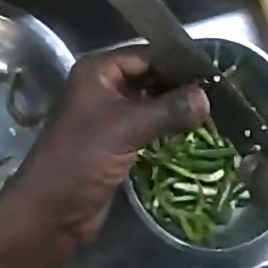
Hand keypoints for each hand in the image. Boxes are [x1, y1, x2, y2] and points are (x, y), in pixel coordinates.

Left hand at [4, 46, 208, 247]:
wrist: (50, 212)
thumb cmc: (81, 158)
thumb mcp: (126, 128)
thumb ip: (168, 110)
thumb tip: (206, 96)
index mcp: (97, 69)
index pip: (145, 54)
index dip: (176, 61)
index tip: (211, 69)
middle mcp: (102, 84)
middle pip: (148, 74)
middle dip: (178, 82)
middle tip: (217, 89)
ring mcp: (108, 111)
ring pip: (149, 99)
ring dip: (175, 103)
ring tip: (211, 106)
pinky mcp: (115, 137)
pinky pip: (146, 121)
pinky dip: (166, 122)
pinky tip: (192, 126)